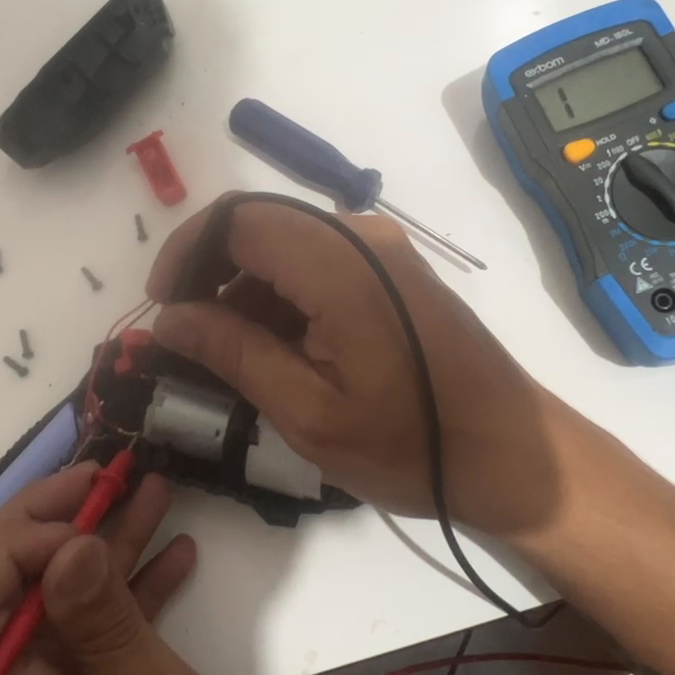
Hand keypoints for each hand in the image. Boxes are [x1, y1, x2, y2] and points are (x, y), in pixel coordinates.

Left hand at [0, 462, 270, 674]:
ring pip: (45, 599)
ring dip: (96, 541)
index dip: (6, 549)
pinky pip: (82, 626)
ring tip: (150, 490)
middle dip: (46, 524)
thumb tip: (67, 549)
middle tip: (106, 477)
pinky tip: (172, 551)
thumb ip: (109, 632)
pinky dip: (121, 584)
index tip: (79, 521)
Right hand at [145, 195, 584, 536]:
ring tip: (227, 358)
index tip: (162, 308)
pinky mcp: (395, 275)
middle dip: (211, 275)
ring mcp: (384, 253)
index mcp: (340, 263)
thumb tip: (169, 319)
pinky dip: (284, 300)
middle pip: (261, 228)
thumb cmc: (412, 444)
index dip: (186, 253)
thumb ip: (234, 354)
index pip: (237, 220)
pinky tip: (275, 353)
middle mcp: (363, 238)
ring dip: (247, 293)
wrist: (512, 454)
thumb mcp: (310, 412)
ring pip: (288, 248)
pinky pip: (321, 266)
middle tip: (187, 337)